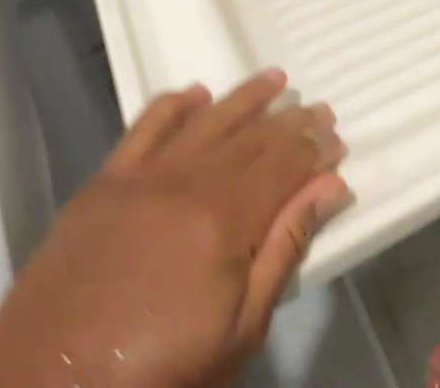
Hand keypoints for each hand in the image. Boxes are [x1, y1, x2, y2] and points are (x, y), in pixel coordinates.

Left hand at [0, 70, 350, 387]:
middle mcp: (185, 183)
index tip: (338, 140)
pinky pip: (143, 129)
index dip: (315, 150)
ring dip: (244, 99)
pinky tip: (195, 94)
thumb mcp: (240, 330)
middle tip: (320, 109)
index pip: (284, 166)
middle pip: (251, 139)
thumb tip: (330, 187)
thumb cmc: (156, 374)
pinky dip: (172, 106)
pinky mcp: (101, 185)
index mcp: (224, 220)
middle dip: (291, 122)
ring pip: (205, 122)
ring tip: (275, 80)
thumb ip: (285, 248)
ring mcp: (139, 179)